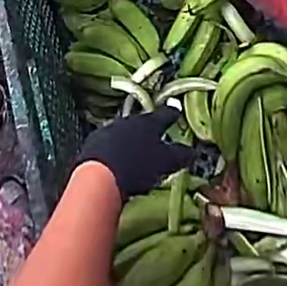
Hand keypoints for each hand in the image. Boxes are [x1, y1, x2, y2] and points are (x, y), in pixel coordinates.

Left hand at [74, 108, 196, 198]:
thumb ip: (180, 156)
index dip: (171, 113)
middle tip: (155, 135)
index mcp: (148, 123)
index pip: (164, 115)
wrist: (99, 175)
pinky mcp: (94, 143)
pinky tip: (116, 159)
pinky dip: (115, 148)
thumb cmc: (137, 166)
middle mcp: (129, 121)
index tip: (176, 110)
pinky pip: (109, 142)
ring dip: (130, 138)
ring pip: (124, 131)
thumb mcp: (165, 163)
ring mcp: (109, 130)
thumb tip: (193, 151)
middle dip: (148, 128)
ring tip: (135, 150)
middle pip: (142, 122)